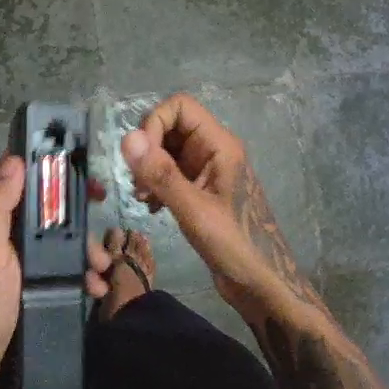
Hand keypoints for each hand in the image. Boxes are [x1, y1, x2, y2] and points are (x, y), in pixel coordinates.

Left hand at [0, 155, 112, 368]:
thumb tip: (15, 161)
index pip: (20, 173)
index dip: (49, 164)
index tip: (80, 168)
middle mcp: (7, 227)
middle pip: (48, 203)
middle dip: (78, 208)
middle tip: (102, 206)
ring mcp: (22, 251)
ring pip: (61, 233)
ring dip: (86, 245)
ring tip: (102, 267)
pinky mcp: (34, 272)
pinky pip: (63, 260)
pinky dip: (82, 269)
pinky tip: (95, 285)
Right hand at [121, 94, 319, 323]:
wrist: (262, 282)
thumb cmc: (235, 245)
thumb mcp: (194, 210)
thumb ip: (161, 173)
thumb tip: (127, 138)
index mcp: (219, 146)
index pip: (179, 106)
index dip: (154, 124)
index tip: (141, 159)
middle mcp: (214, 151)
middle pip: (171, 127)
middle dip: (148, 149)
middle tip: (139, 184)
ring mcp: (208, 172)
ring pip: (168, 151)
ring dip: (149, 169)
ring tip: (144, 198)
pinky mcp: (202, 192)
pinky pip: (172, 173)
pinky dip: (157, 184)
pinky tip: (153, 207)